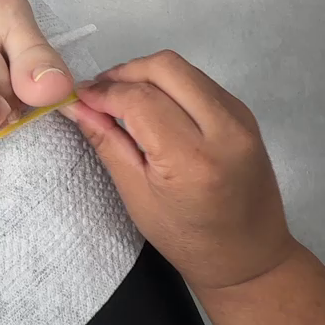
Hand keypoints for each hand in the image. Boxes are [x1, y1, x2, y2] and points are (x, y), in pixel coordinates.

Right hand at [61, 51, 295, 291]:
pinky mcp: (244, 113)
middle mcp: (224, 129)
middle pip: (164, 67)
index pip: (139, 100)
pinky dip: (167, 84)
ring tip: (122, 98)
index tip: (79, 98)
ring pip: (182, 68)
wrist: (251, 257)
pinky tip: (152, 106)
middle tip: (100, 94)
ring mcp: (239, 117)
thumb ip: (106, 142)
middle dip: (124, 73)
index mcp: (192, 159)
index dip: (103, 92)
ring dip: (145, 75)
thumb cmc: (186, 237)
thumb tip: (74, 106)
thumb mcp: (135, 195)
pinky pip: (197, 80)